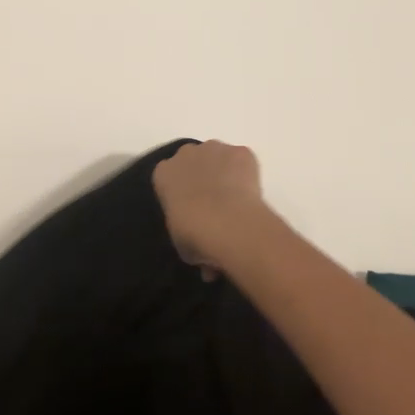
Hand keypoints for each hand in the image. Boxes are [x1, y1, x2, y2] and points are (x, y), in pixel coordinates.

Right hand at [151, 141, 274, 274]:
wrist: (228, 223)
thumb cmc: (195, 235)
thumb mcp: (183, 246)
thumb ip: (190, 243)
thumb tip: (207, 266)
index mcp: (164, 174)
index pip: (168, 178)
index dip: (180, 193)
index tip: (190, 210)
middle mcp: (186, 154)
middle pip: (193, 161)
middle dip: (201, 178)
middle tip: (213, 205)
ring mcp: (215, 149)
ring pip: (218, 157)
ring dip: (224, 173)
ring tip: (235, 202)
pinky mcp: (241, 152)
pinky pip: (242, 161)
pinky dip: (247, 175)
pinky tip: (251, 195)